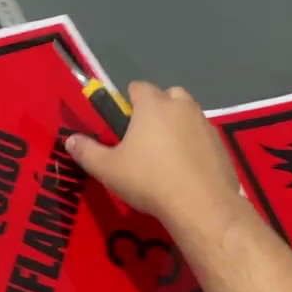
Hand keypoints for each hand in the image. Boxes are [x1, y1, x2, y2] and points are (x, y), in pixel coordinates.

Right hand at [65, 82, 248, 235]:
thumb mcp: (107, 169)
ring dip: (177, 125)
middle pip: (168, 95)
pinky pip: (202, 136)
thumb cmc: (148, 180)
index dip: (128, 100)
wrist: (200, 205)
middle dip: (157, 108)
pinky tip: (186, 169)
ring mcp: (205, 124)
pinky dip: (194, 145)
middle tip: (144, 137)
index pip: (138, 87)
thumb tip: (70, 140)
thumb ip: (86, 151)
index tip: (122, 121)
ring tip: (166, 155)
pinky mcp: (221, 145)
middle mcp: (182, 107)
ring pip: (188, 115)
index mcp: (153, 105)